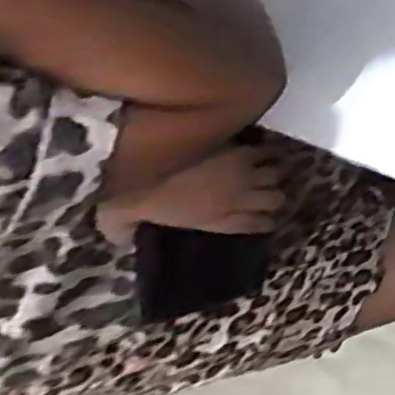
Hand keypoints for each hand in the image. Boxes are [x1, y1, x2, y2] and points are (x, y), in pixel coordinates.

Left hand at [95, 144, 285, 247]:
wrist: (143, 162)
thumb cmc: (128, 197)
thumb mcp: (117, 223)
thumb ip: (127, 234)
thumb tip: (126, 241)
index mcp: (213, 218)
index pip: (254, 224)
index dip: (263, 224)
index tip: (265, 223)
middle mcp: (237, 198)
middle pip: (274, 199)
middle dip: (273, 200)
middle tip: (266, 198)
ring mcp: (242, 173)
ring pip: (277, 175)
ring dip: (274, 176)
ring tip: (269, 174)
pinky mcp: (242, 152)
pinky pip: (269, 152)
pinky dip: (272, 153)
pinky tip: (267, 154)